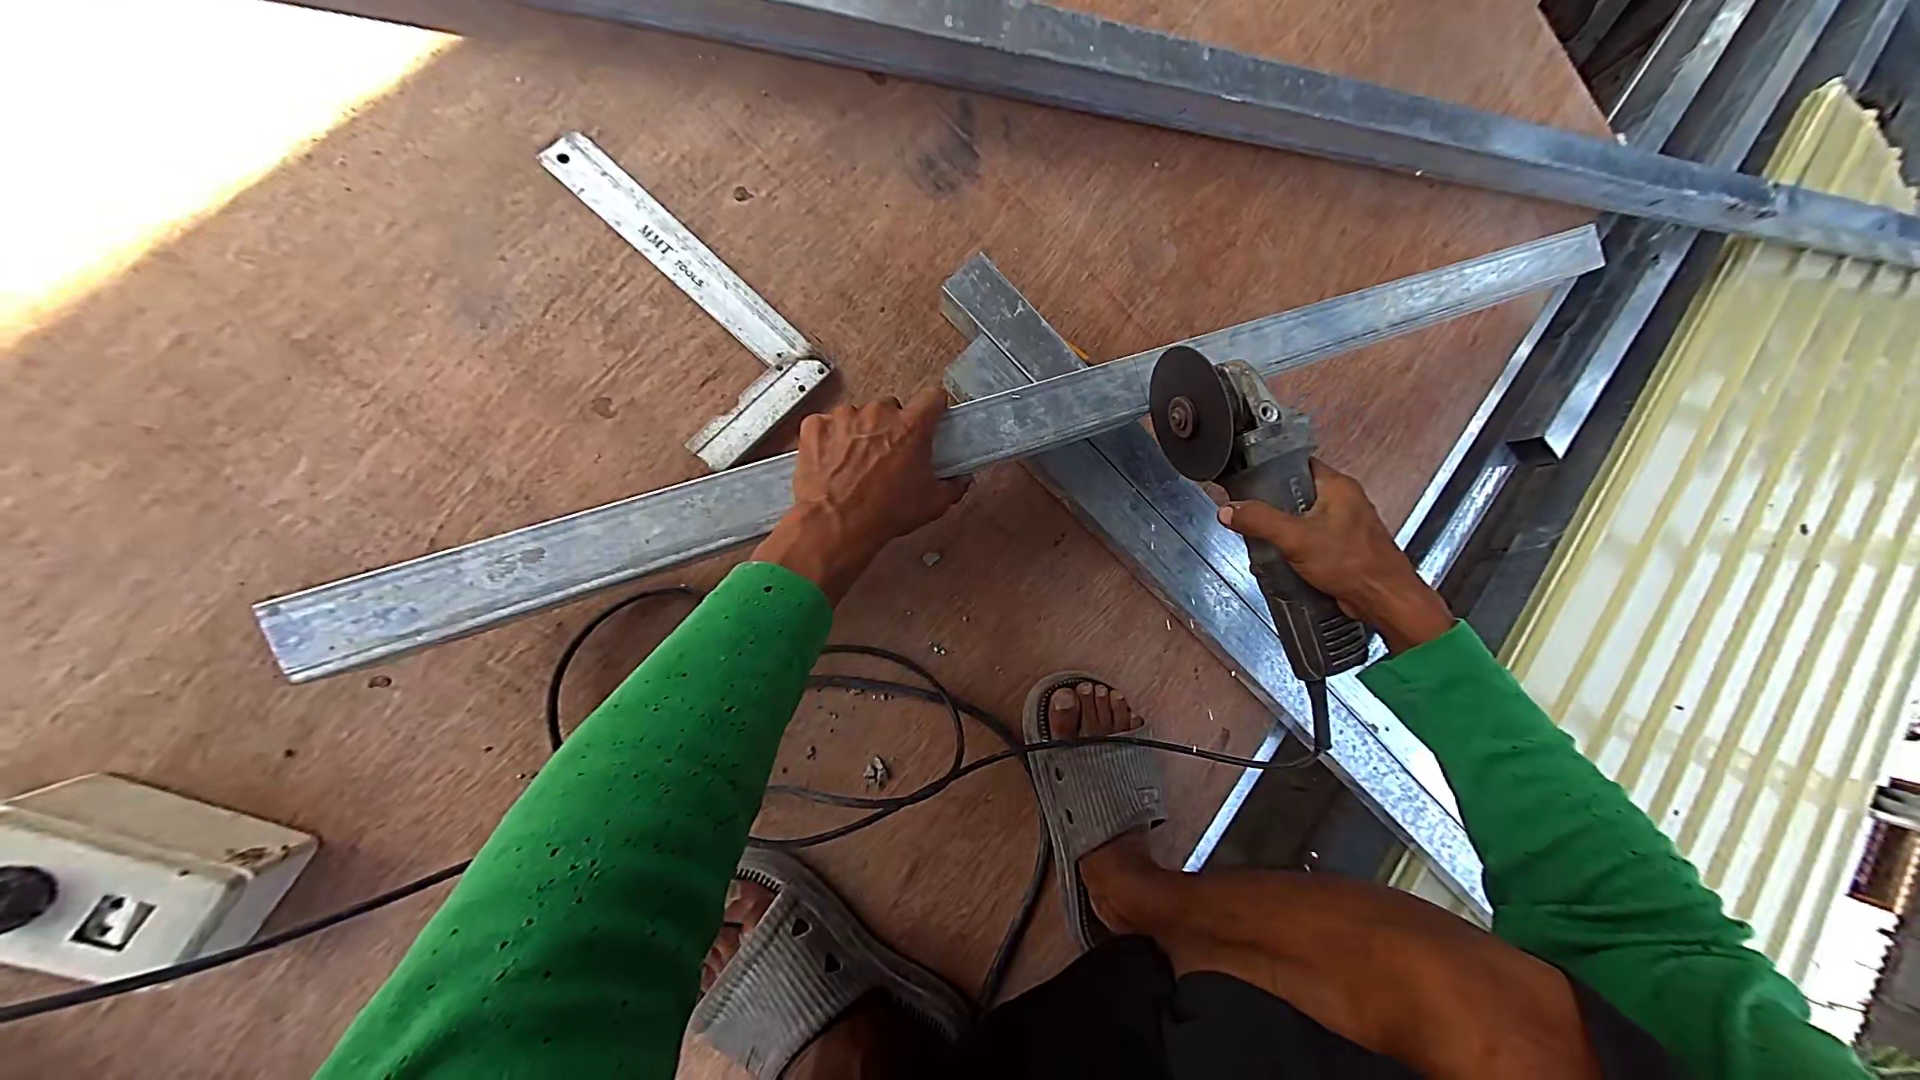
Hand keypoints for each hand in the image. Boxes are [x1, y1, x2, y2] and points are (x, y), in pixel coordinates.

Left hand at [752, 387, 968, 602]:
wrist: (836, 525)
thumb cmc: (881, 513)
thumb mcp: (932, 504)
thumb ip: (952, 485)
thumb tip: (959, 480)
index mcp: (911, 427)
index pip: (932, 397)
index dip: (933, 408)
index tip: (930, 416)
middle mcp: (878, 414)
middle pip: (891, 408)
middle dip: (891, 427)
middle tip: (889, 455)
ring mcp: (844, 417)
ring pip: (857, 415)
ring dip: (859, 433)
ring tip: (857, 464)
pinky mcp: (816, 426)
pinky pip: (827, 424)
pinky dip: (830, 440)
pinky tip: (834, 463)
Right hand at [1217, 459, 1453, 652]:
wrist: (1382, 599)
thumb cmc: (1357, 565)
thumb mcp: (1295, 538)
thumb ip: (1259, 520)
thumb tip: (1230, 510)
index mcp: (1338, 486)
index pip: (1297, 464)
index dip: (1272, 472)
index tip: (1250, 483)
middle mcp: (1343, 501)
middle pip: (1295, 493)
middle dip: (1272, 507)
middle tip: (1256, 518)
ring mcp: (1344, 524)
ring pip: (1301, 517)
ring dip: (1282, 530)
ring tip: (1269, 541)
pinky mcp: (1341, 545)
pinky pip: (1309, 538)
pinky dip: (1294, 546)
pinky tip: (1285, 558)